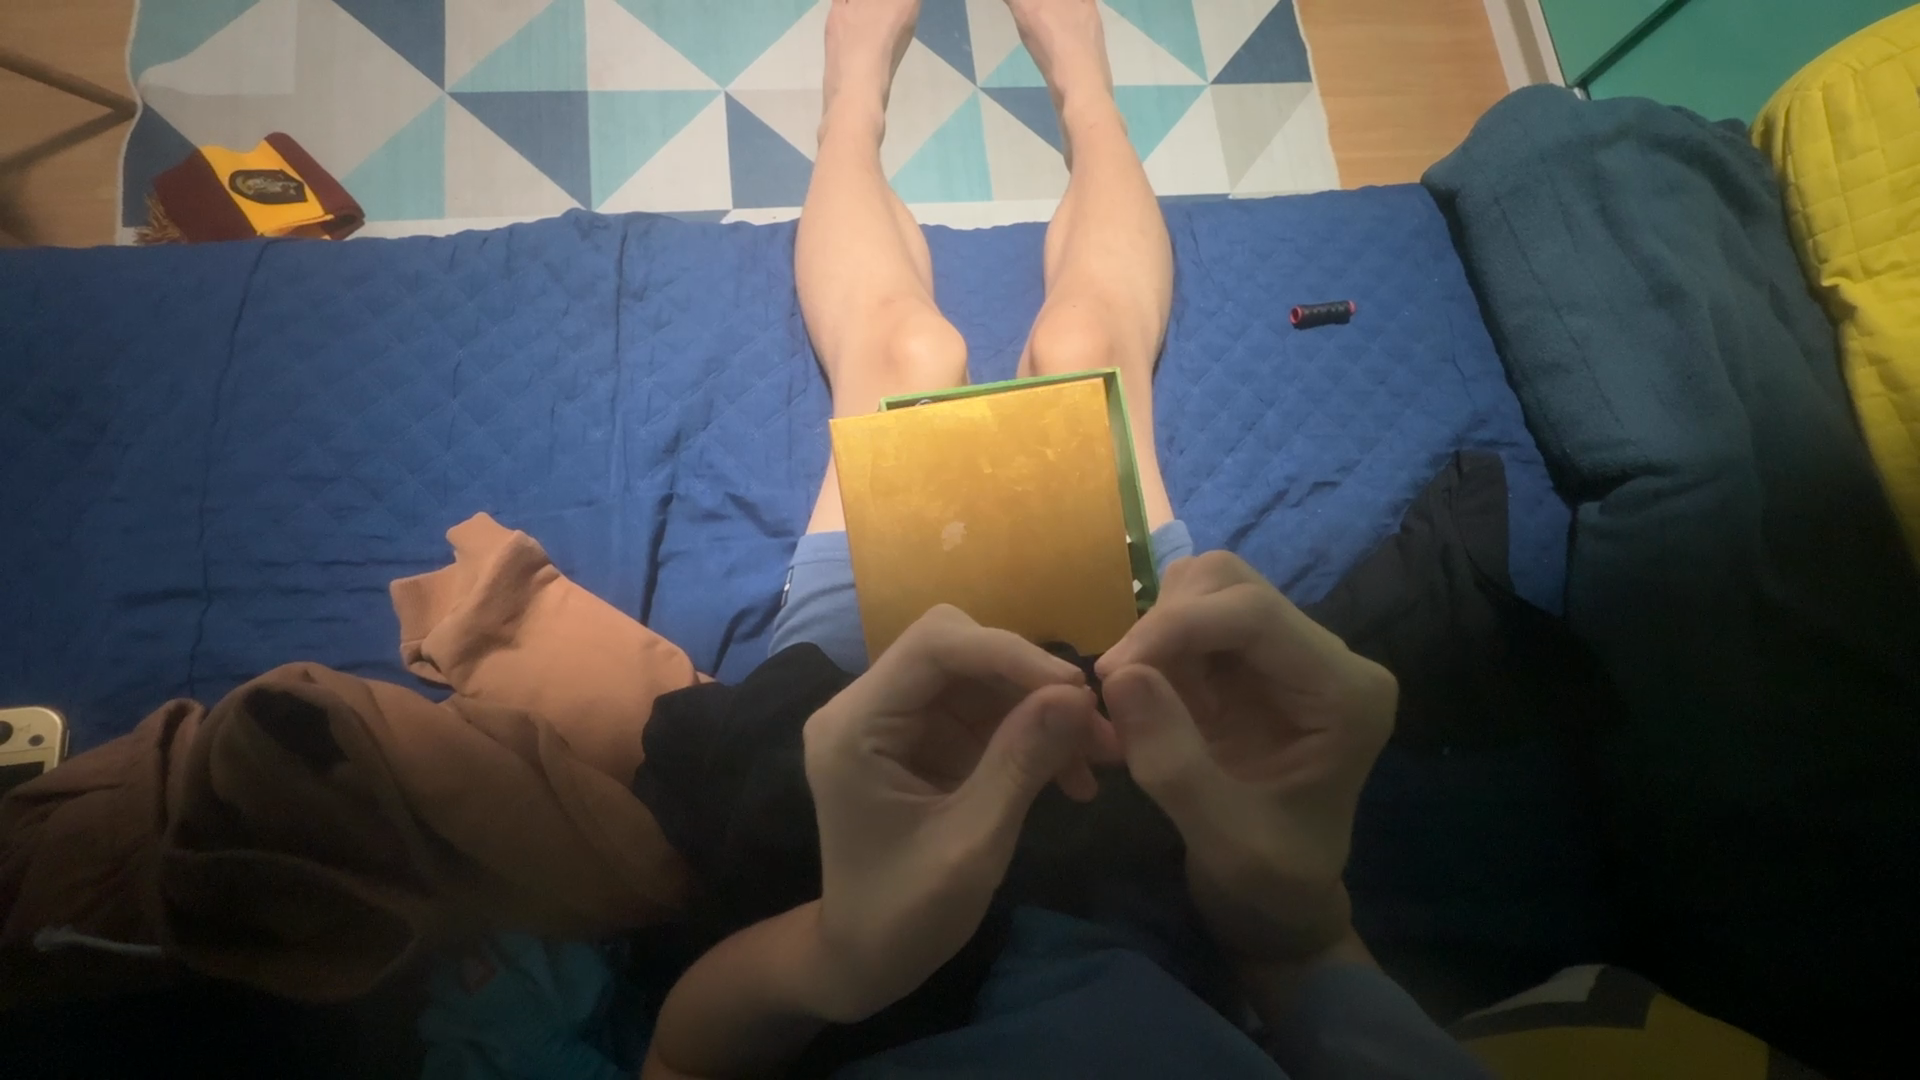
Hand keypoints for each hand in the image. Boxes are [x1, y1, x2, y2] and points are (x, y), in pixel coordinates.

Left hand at [802, 605, 1114, 1021]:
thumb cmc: (903, 917)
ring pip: (979, 676)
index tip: (1077, 688)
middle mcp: (867, 704)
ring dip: (1040, 707)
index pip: (933, 645)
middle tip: (1093, 723)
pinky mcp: (921, 735)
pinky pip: (982, 710)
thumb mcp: (971, 845)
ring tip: (1099, 754)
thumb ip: (1021, 763)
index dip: (1008, 653)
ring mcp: (895, 717)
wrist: (863, 960)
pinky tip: (1071, 774)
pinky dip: (1029, 731)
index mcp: (856, 724)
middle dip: (1030, 679)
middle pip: (958, 649)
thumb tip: (1079, 696)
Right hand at [1096, 552, 1394, 964]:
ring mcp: (1283, 650)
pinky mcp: (1247, 657)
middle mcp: (1322, 654)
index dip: (1173, 627)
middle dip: (1161, 622)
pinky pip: (1187, 615)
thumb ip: (1172, 762)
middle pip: (1227, 582)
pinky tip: (1143, 691)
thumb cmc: (1266, 879)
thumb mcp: (1222, 838)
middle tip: (1117, 682)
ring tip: (1133, 692)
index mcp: (1343, 692)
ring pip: (1203, 587)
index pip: (1252, 613)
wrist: (1277, 895)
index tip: (1110, 675)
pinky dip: (1152, 643)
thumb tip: (1118, 676)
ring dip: (1154, 630)